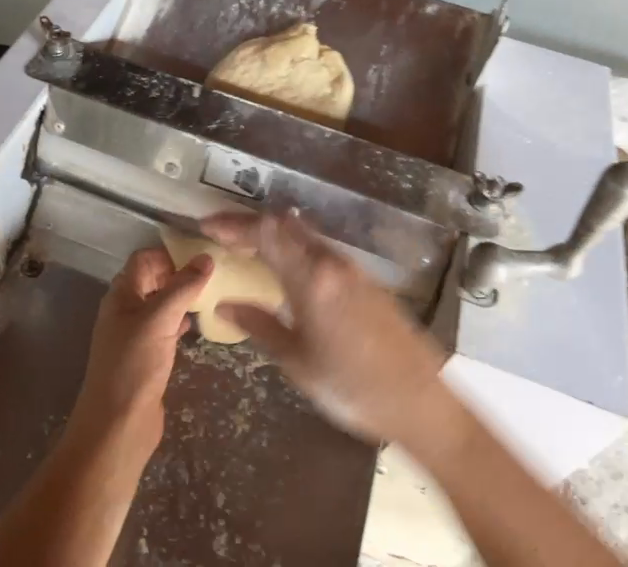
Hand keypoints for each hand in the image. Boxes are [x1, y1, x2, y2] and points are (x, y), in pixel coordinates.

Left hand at [68, 247, 211, 454]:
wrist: (118, 426)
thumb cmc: (133, 366)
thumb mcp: (159, 320)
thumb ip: (182, 288)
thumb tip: (206, 258)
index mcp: (120, 295)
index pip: (143, 259)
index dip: (168, 254)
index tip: (200, 257)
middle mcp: (125, 311)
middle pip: (152, 280)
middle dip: (178, 274)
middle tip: (212, 275)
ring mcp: (135, 335)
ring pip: (160, 305)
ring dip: (182, 298)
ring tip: (212, 295)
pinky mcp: (147, 357)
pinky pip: (165, 329)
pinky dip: (181, 322)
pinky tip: (199, 325)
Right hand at [200, 212, 446, 442]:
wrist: (422, 402)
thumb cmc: (352, 387)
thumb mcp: (297, 361)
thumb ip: (259, 325)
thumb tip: (223, 305)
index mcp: (311, 277)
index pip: (264, 233)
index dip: (233, 224)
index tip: (206, 227)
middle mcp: (332, 262)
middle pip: (285, 225)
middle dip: (249, 226)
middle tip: (221, 238)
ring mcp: (353, 269)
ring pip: (305, 236)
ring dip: (274, 236)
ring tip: (247, 253)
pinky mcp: (366, 281)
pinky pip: (321, 251)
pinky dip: (295, 250)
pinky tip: (286, 272)